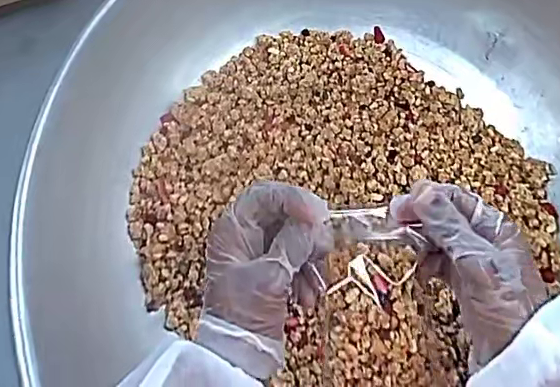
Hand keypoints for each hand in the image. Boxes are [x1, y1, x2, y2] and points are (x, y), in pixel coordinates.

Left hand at [197, 181, 329, 379]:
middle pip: (284, 214)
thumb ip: (295, 242)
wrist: (237, 363)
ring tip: (317, 280)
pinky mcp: (270, 271)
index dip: (294, 200)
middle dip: (307, 233)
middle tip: (325, 246)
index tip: (317, 216)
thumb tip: (316, 222)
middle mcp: (244, 234)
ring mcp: (257, 253)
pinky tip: (309, 294)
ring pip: (294, 236)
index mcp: (233, 228)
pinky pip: (295, 257)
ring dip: (311, 256)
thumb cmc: (244, 316)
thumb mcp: (271, 275)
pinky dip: (307, 272)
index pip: (267, 195)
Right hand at [389, 181, 546, 369]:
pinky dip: (428, 263)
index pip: (456, 199)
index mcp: (494, 227)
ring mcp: (476, 266)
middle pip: (447, 218)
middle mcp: (486, 242)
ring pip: (442, 242)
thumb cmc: (508, 309)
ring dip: (422, 239)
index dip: (427, 198)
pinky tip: (420, 269)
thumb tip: (423, 192)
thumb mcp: (477, 261)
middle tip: (394, 222)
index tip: (401, 206)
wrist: (520, 363)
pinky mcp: (468, 290)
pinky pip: (443, 265)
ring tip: (403, 244)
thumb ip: (449, 226)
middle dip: (420, 218)